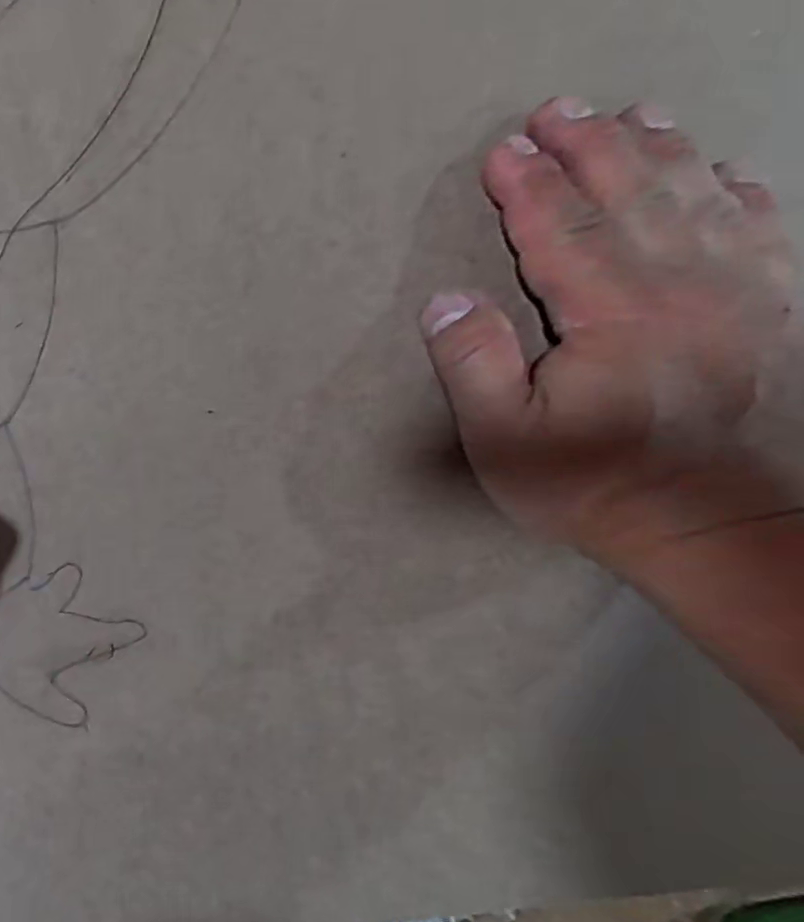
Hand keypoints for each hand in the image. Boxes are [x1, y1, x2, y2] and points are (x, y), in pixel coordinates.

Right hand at [421, 98, 797, 566]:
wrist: (713, 520)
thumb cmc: (587, 482)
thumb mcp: (500, 436)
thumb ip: (473, 364)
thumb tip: (445, 301)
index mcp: (619, 314)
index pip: (560, 232)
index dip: (529, 186)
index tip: (501, 149)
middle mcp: (691, 285)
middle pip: (632, 198)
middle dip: (591, 148)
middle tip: (559, 107)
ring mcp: (747, 290)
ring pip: (700, 198)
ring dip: (658, 153)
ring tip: (630, 115)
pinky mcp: (777, 307)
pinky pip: (759, 224)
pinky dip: (732, 186)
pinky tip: (716, 169)